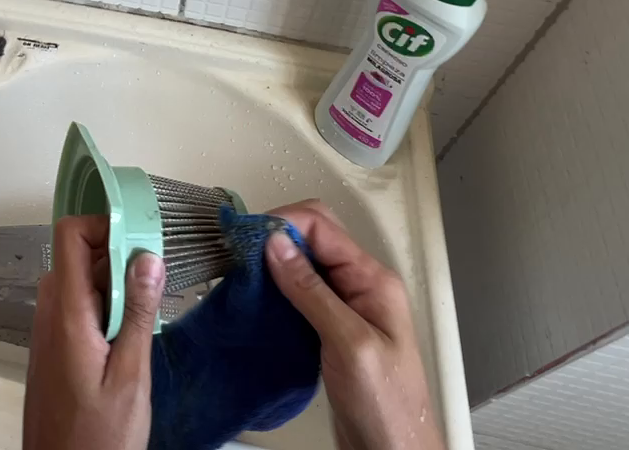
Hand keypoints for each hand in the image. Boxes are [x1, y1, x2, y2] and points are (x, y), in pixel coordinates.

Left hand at [23, 215, 164, 449]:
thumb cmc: (99, 438)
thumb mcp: (130, 376)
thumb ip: (137, 313)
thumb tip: (148, 257)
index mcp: (66, 313)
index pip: (69, 235)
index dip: (102, 225)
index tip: (138, 238)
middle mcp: (50, 313)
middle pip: (77, 255)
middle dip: (115, 255)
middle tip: (152, 277)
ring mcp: (48, 330)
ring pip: (78, 280)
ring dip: (111, 282)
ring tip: (144, 308)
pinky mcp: (53, 347)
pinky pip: (75, 305)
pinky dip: (101, 304)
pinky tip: (126, 331)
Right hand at [265, 201, 442, 449]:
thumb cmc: (385, 407)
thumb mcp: (348, 344)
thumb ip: (311, 290)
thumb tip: (276, 241)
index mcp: (372, 279)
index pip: (321, 225)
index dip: (283, 222)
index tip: (249, 236)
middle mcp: (359, 283)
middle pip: (312, 236)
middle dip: (277, 236)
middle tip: (242, 251)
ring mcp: (344, 304)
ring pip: (302, 261)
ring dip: (273, 261)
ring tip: (245, 272)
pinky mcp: (328, 325)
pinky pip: (299, 289)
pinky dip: (276, 285)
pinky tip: (259, 297)